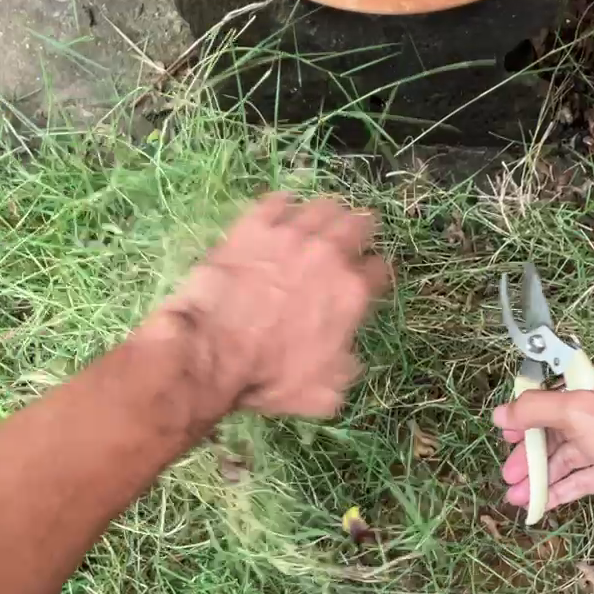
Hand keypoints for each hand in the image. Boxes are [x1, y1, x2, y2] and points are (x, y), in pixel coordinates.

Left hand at [154, 192, 391, 417]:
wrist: (214, 351)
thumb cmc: (271, 378)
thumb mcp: (323, 393)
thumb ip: (345, 368)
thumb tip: (349, 359)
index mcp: (351, 294)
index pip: (379, 271)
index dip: (377, 274)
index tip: (371, 279)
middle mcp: (329, 255)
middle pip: (358, 226)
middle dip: (361, 231)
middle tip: (355, 236)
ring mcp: (290, 234)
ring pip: (323, 206)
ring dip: (329, 212)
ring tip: (324, 218)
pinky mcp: (253, 225)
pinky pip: (278, 201)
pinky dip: (285, 204)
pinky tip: (283, 210)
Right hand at [492, 367, 593, 537]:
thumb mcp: (579, 414)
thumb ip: (537, 409)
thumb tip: (501, 411)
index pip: (555, 394)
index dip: (527, 414)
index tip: (504, 434)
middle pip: (560, 429)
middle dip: (532, 453)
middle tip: (508, 475)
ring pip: (570, 457)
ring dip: (542, 476)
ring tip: (517, 497)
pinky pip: (585, 478)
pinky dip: (562, 489)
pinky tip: (541, 505)